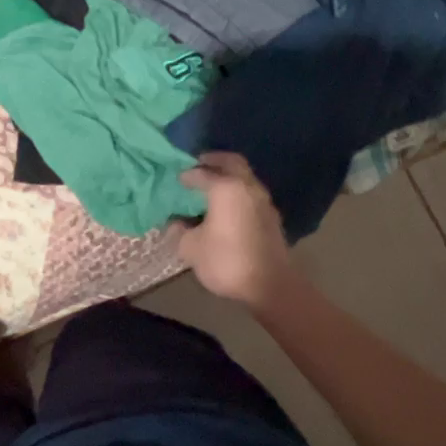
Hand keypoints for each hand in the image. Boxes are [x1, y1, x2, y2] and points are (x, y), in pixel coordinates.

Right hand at [174, 152, 296, 307]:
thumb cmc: (226, 261)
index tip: (176, 179)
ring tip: (211, 186)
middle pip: (231, 162)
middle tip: (198, 164)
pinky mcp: (271, 216)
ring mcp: (263, 200)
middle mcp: (247, 186)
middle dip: (214, 160)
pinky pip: (250, 193)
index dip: (187, 175)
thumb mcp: (191, 248)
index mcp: (225, 188)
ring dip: (229, 175)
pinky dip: (238, 191)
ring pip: (245, 176)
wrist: (270, 285)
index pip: (201, 172)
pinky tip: (227, 206)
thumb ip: (178, 231)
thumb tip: (174, 223)